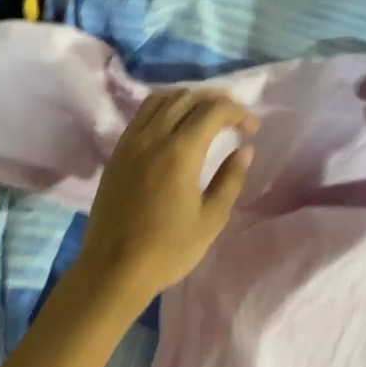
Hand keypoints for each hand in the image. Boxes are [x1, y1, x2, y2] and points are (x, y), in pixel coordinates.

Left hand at [76, 89, 258, 304]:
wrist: (114, 269)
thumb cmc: (167, 250)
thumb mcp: (211, 219)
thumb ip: (230, 179)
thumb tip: (244, 150)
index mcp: (178, 151)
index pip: (213, 109)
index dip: (238, 112)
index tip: (251, 130)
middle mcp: (151, 137)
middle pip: (186, 97)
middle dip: (215, 101)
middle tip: (233, 121)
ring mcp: (128, 144)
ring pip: (159, 101)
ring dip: (186, 100)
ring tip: (204, 119)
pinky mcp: (115, 155)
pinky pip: (140, 117)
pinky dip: (162, 111)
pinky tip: (173, 130)